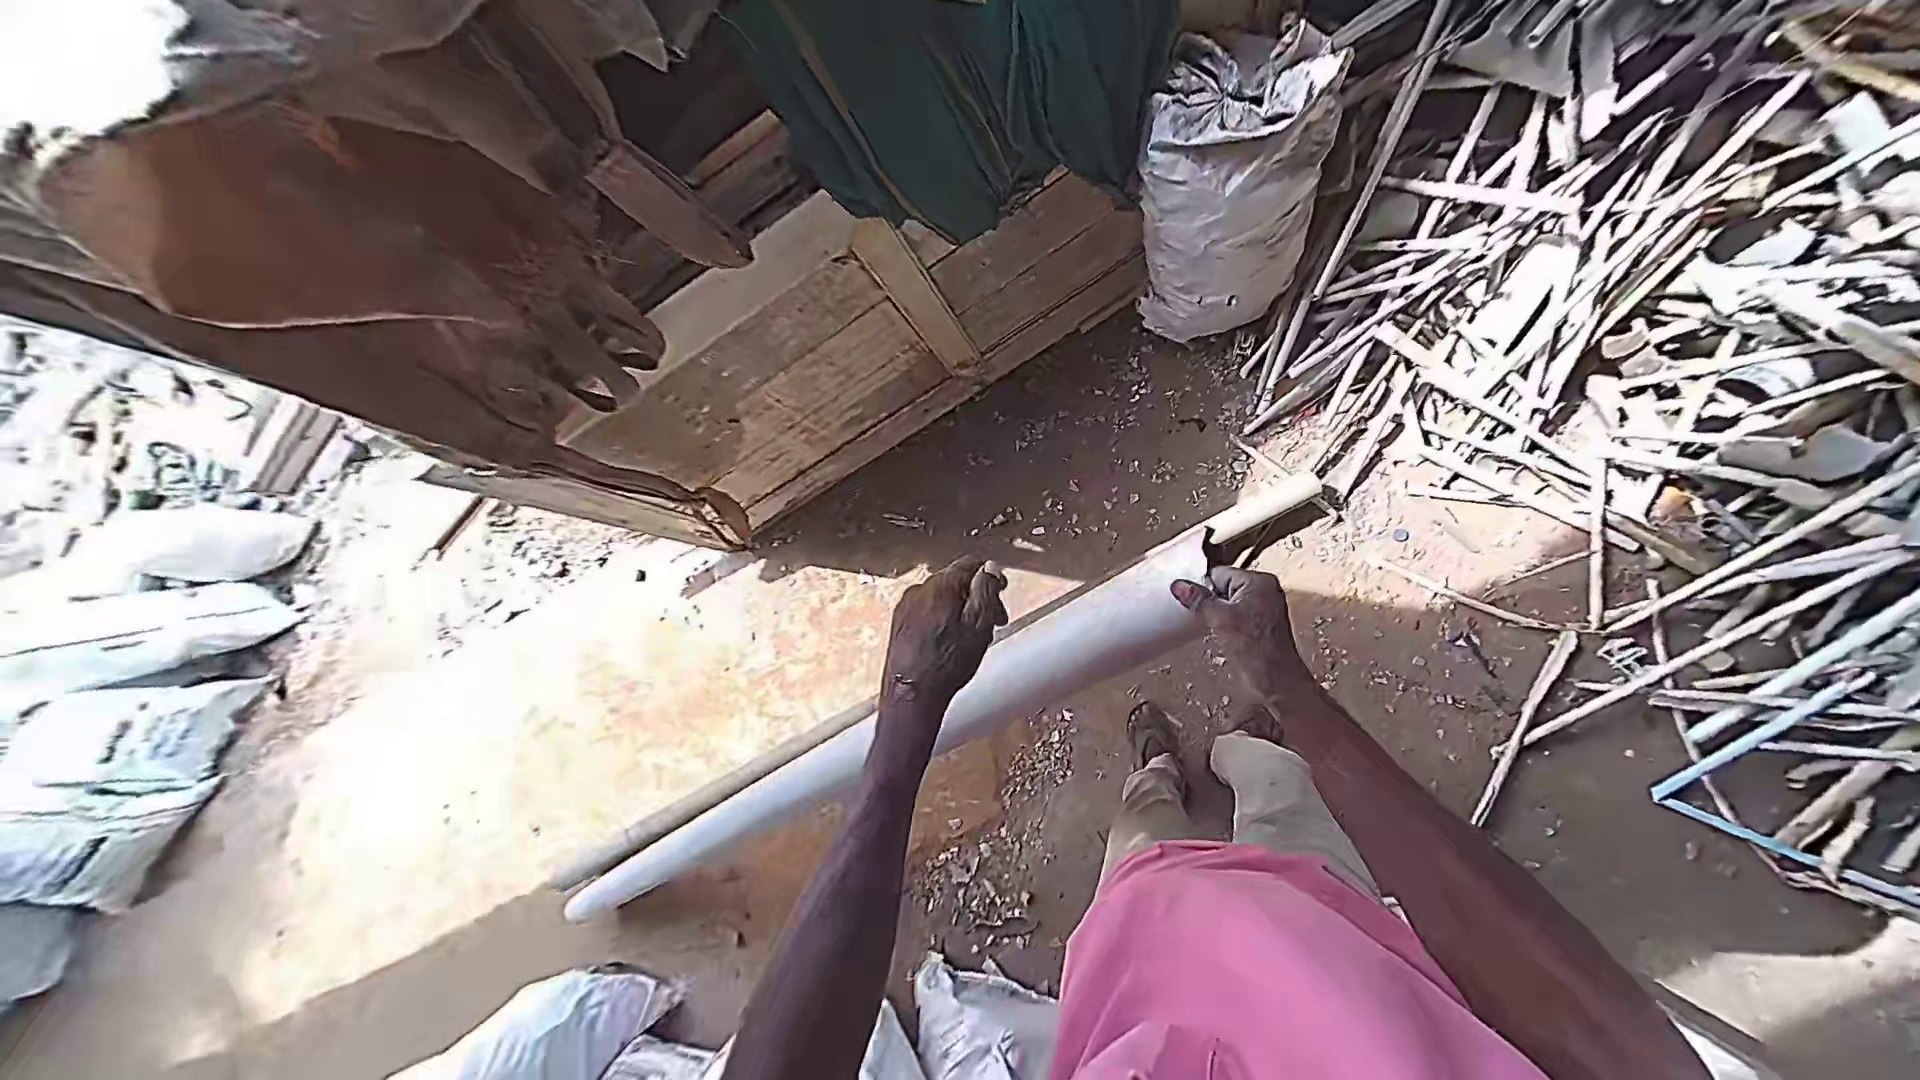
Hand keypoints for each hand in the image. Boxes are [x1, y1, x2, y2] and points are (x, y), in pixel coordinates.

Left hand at [882, 556, 1007, 712]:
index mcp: (940, 585)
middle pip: (956, 581)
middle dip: (977, 597)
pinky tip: (950, 642)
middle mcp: (919, 591)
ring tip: (972, 637)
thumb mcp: (980, 624)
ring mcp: (906, 607)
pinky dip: (942, 620)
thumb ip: (987, 591)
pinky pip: (927, 612)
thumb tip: (990, 568)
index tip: (1000, 590)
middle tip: (993, 620)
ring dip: (960, 610)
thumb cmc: (945, 664)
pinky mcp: (900, 624)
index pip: (970, 564)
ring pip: (942, 597)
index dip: (990, 576)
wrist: (912, 693)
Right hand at [1170, 566, 1312, 699]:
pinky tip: (1221, 633)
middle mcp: (1264, 591)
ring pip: (1227, 602)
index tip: (1194, 601)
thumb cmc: (1256, 648)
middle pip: (1223, 587)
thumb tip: (1180, 586)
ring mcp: (1262, 609)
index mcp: (1259, 582)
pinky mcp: (1258, 625)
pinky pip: (1234, 615)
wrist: (1274, 680)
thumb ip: (1198, 599)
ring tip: (1216, 627)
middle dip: (1210, 600)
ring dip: (1216, 613)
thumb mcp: (1219, 618)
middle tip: (1207, 616)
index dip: (1204, 587)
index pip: (1219, 574)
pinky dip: (1223, 622)